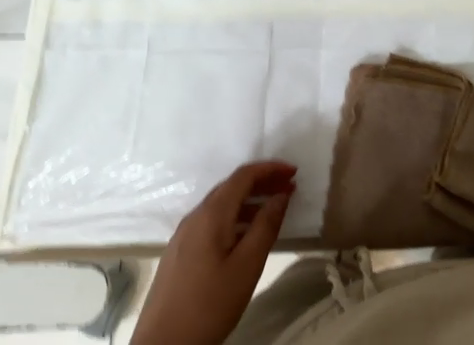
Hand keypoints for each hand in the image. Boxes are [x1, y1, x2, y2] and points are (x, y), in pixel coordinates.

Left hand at [131, 161, 295, 344]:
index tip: (294, 173)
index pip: (243, 176)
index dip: (270, 169)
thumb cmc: (210, 304)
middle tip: (289, 189)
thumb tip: (281, 195)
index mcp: (211, 215)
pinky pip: (211, 222)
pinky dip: (234, 218)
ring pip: (220, 205)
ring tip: (273, 211)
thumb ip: (266, 226)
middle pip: (231, 187)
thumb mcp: (247, 266)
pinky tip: (245, 235)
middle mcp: (194, 217)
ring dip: (248, 201)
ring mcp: (183, 235)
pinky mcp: (179, 253)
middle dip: (261, 183)